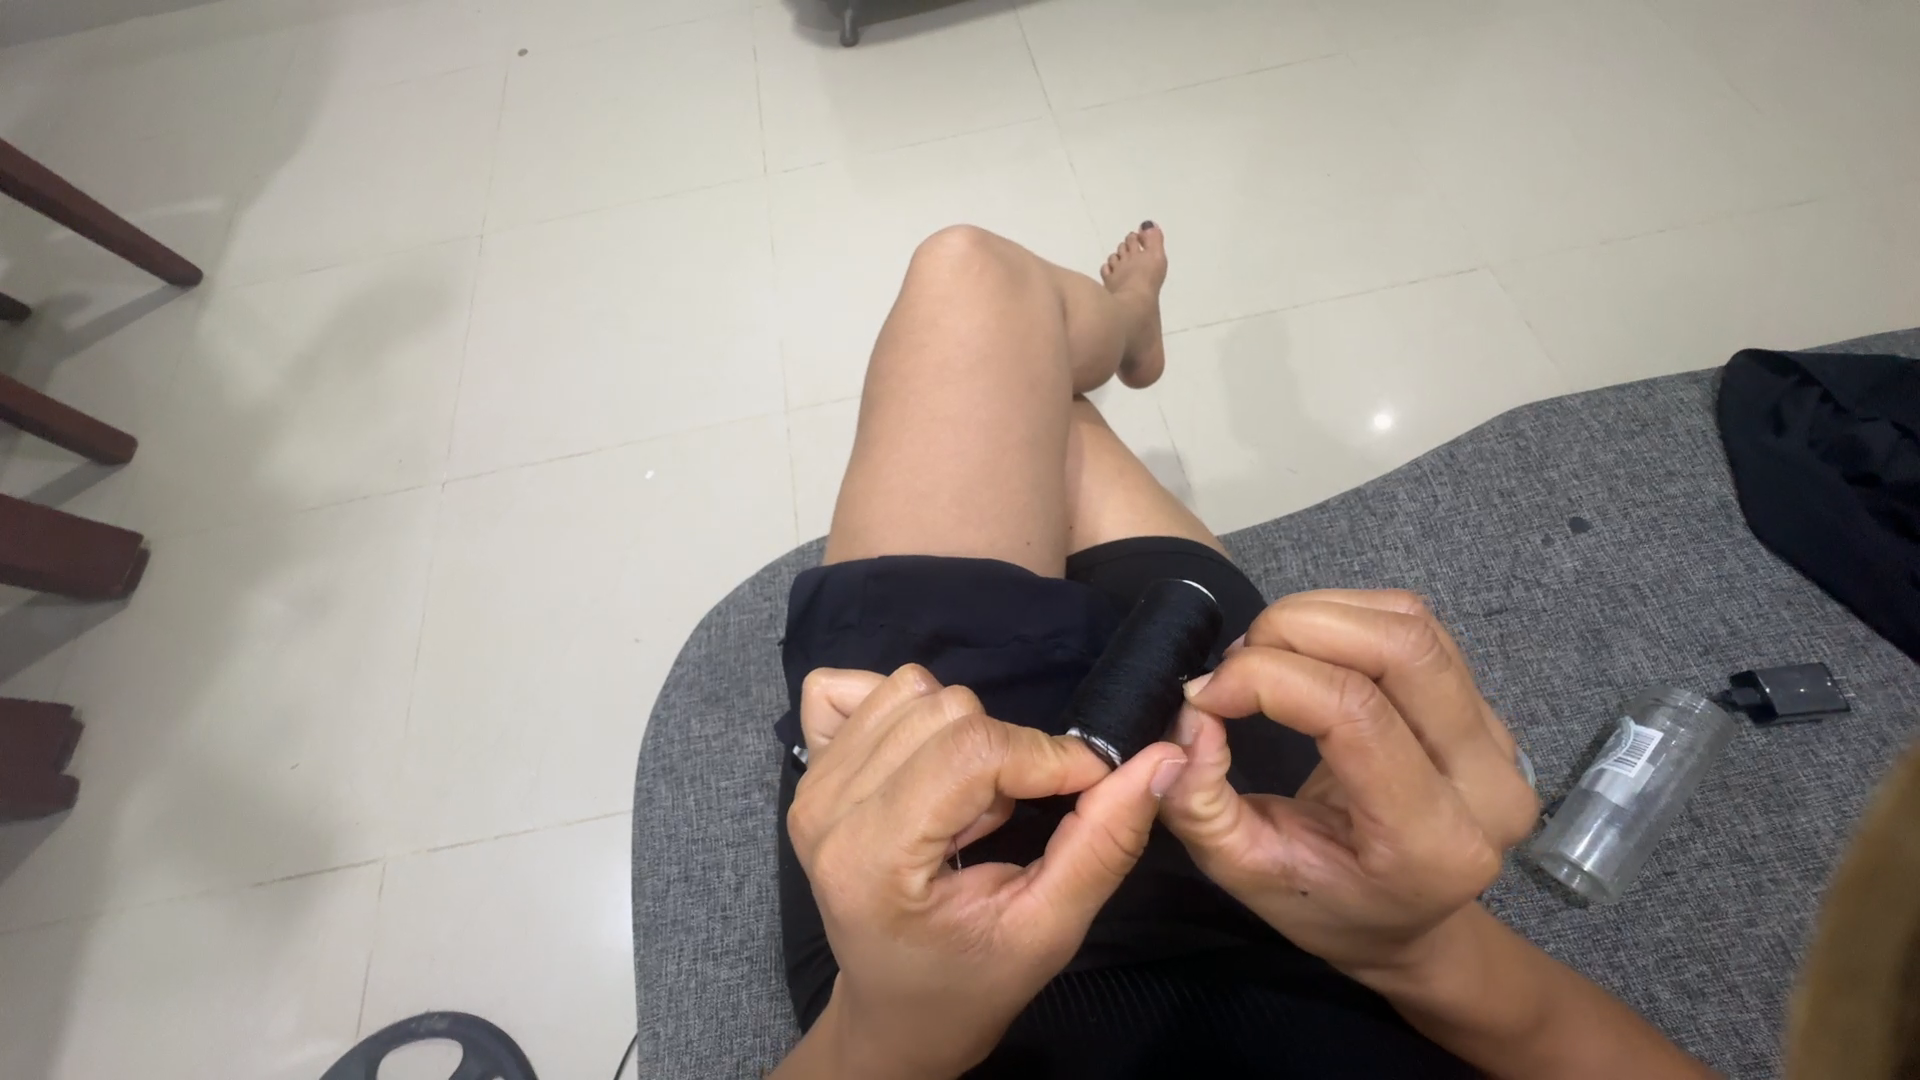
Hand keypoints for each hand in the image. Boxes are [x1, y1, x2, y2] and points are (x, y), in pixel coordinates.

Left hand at [785, 664, 1187, 1078]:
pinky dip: (899, 708)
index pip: (973, 751)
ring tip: (959, 802)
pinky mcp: (807, 764)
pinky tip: (916, 762)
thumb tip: (1161, 759)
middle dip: (1003, 754)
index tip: (1086, 782)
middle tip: (1002, 817)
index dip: (1048, 756)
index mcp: (874, 859)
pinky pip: (848, 686)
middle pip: (946, 710)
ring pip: (911, 689)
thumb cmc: (969, 982)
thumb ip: (1103, 843)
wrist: (892, 1009)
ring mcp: (810, 781)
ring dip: (958, 734)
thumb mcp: (1048, 929)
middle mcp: (828, 807)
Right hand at [1157, 590, 1537, 978]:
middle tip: (1235, 664)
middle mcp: (1485, 782)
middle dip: (1291, 628)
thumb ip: (1197, 801)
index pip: (1352, 711)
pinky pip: (1412, 621)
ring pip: (1407, 621)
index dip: (1263, 678)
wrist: (1403, 921)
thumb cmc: (1321, 903)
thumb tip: (1193, 713)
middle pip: (1397, 646)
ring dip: (1314, 615)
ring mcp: (1497, 736)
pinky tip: (1304, 649)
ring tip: (1264, 655)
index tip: (1203, 695)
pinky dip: (1340, 614)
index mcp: (1430, 841)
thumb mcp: (1238, 870)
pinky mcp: (1482, 703)